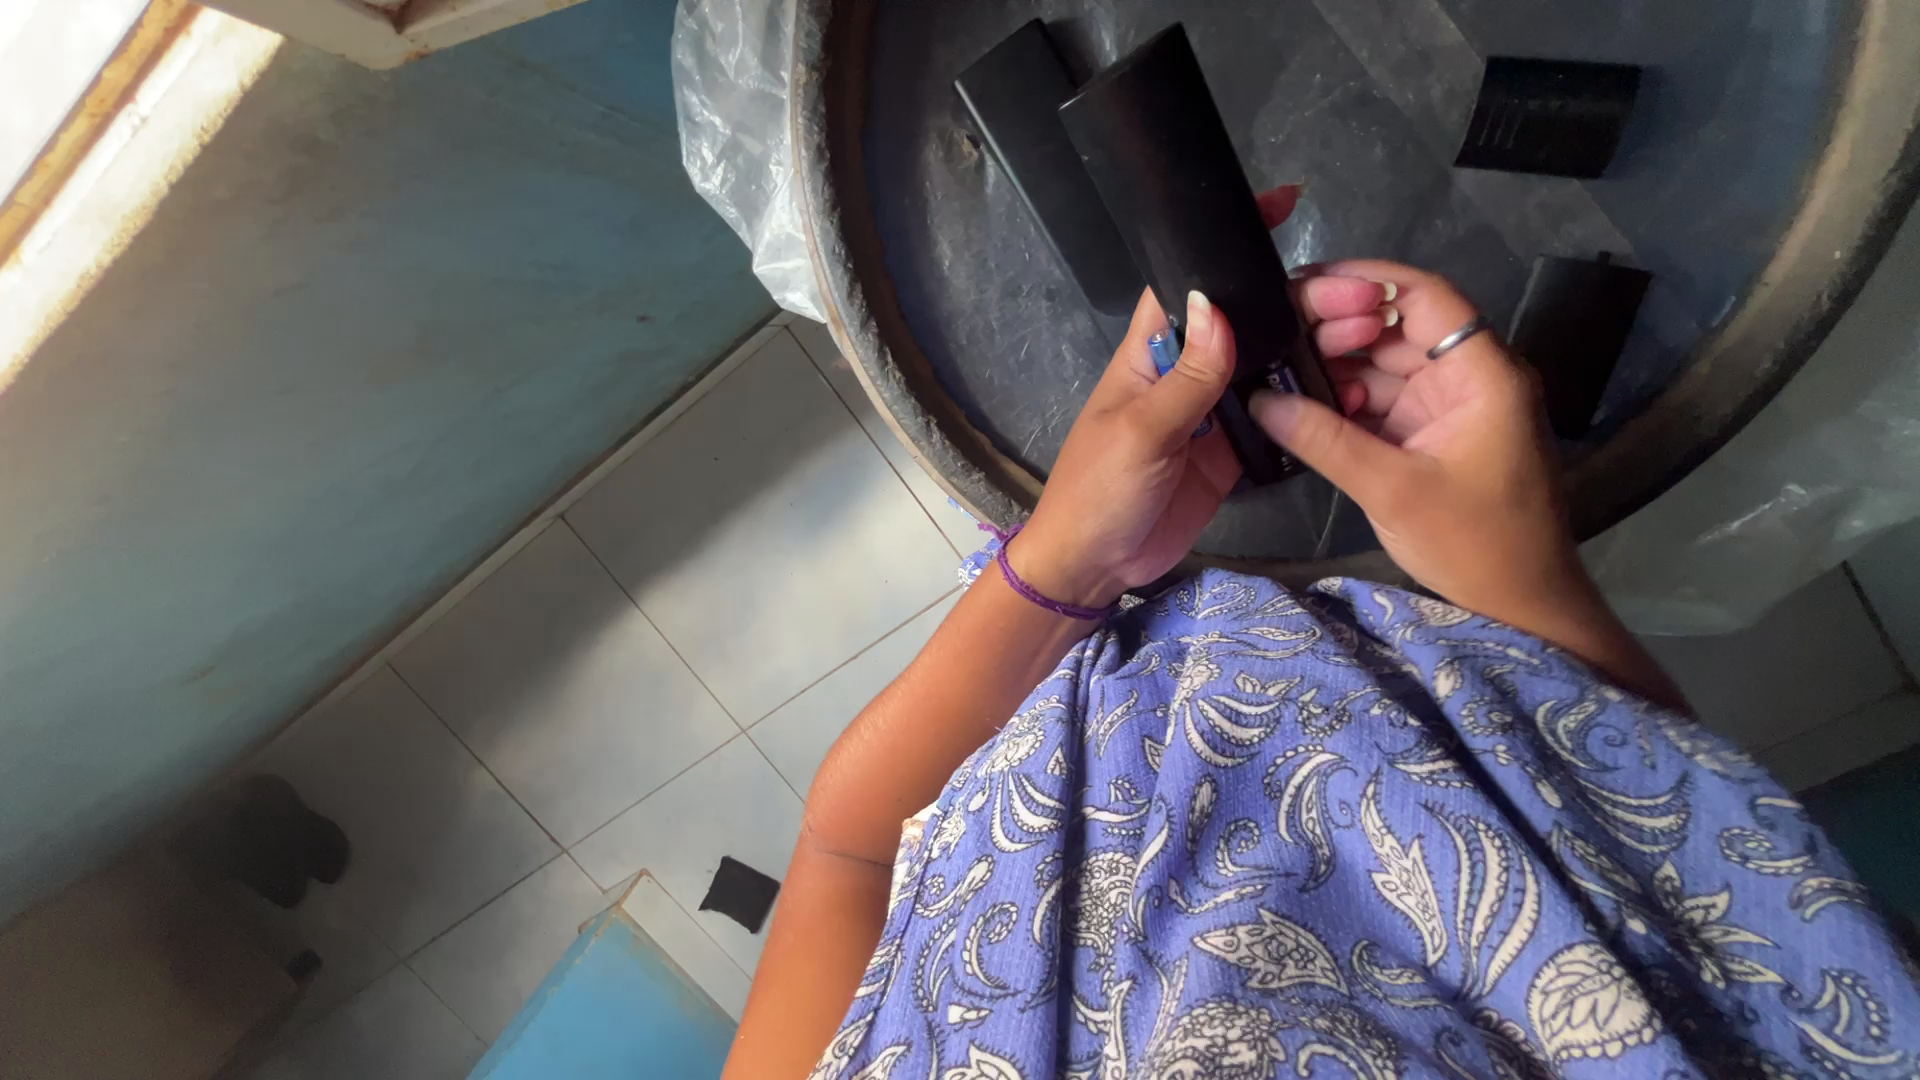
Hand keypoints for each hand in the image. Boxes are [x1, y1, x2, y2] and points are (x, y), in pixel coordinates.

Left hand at [1013, 190, 1390, 606]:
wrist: (1097, 563)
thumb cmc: (1099, 490)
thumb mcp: (1140, 431)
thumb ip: (1185, 376)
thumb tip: (1217, 305)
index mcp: (1149, 355)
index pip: (1188, 285)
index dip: (1229, 246)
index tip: (1283, 207)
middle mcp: (1184, 373)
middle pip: (1246, 322)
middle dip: (1300, 302)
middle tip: (1363, 301)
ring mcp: (1210, 413)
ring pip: (1268, 364)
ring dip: (1315, 346)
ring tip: (1370, 335)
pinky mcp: (1230, 450)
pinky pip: (1274, 415)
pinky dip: (1310, 401)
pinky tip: (1354, 388)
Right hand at [1248, 259, 1590, 626]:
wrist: (1516, 603)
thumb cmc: (1473, 541)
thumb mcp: (1391, 488)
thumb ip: (1323, 439)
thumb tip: (1258, 399)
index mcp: (1480, 374)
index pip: (1426, 297)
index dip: (1367, 279)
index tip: (1303, 281)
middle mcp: (1464, 377)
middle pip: (1396, 327)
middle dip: (1337, 327)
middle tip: (1274, 335)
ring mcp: (1443, 407)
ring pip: (1380, 366)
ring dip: (1332, 368)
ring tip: (1275, 370)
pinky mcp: (1425, 435)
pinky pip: (1377, 402)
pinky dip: (1341, 402)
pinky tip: (1299, 405)